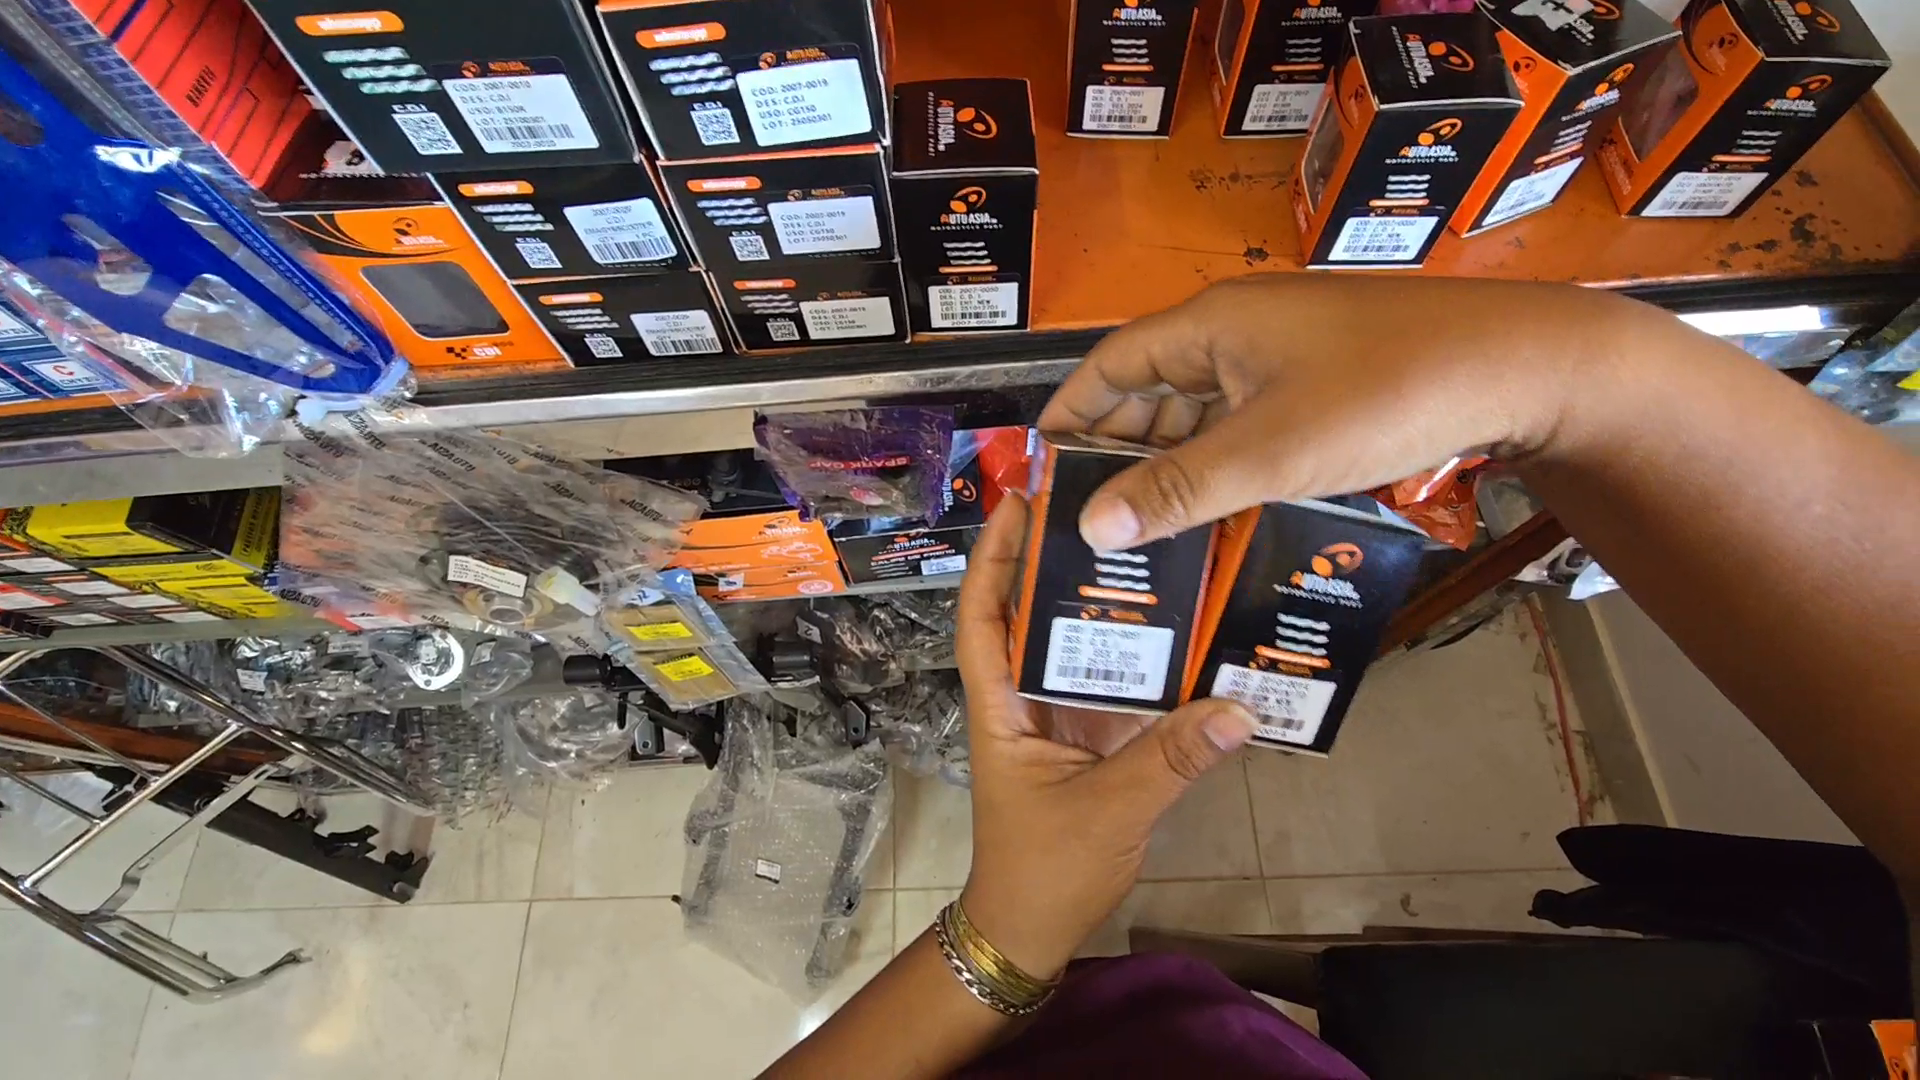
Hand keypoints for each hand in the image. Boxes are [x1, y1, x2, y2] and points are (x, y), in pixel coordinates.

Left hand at [954, 495, 1257, 979]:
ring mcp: (1058, 714)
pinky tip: (1182, 630)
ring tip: (1150, 549)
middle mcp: (1025, 696)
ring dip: (1103, 604)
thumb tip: (1241, 708)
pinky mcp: (1090, 736)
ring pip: (1075, 644)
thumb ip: (1171, 761)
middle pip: (1031, 616)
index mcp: (1001, 703)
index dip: (993, 557)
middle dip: (1058, 562)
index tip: (1018, 503)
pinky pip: (1112, 684)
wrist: (1033, 928)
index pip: (983, 616)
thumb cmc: (1045, 868)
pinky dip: (1140, 658)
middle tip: (1106, 509)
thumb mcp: (1108, 810)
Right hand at [1037, 274, 1684, 549]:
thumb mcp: (1270, 452)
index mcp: (1207, 328)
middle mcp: (1233, 333)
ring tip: (1134, 525)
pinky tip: (1205, 508)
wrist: (1528, 367)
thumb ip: (1176, 490)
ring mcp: (1276, 357)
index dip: (1069, 414)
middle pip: (1147, 390)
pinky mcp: (1311, 382)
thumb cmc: (1386, 394)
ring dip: (1165, 461)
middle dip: (1113, 448)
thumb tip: (1090, 528)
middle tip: (1085, 514)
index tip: (1040, 466)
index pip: (1108, 366)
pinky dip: (1214, 462)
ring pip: (1195, 411)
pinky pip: (1237, 423)